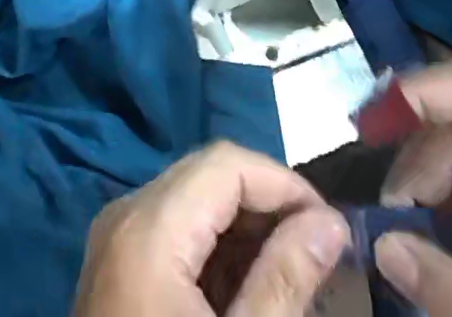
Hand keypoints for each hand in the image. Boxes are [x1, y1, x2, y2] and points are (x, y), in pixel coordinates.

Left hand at [73, 141, 349, 316]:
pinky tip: (251, 286)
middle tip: (321, 251)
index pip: (226, 164)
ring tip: (295, 271)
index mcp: (147, 228)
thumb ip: (286, 278)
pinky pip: (176, 227)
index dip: (285, 184)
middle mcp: (126, 215)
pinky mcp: (120, 262)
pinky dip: (218, 245)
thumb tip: (331, 221)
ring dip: (247, 225)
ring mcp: (117, 237)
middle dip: (269, 203)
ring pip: (194, 197)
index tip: (333, 229)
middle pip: (208, 174)